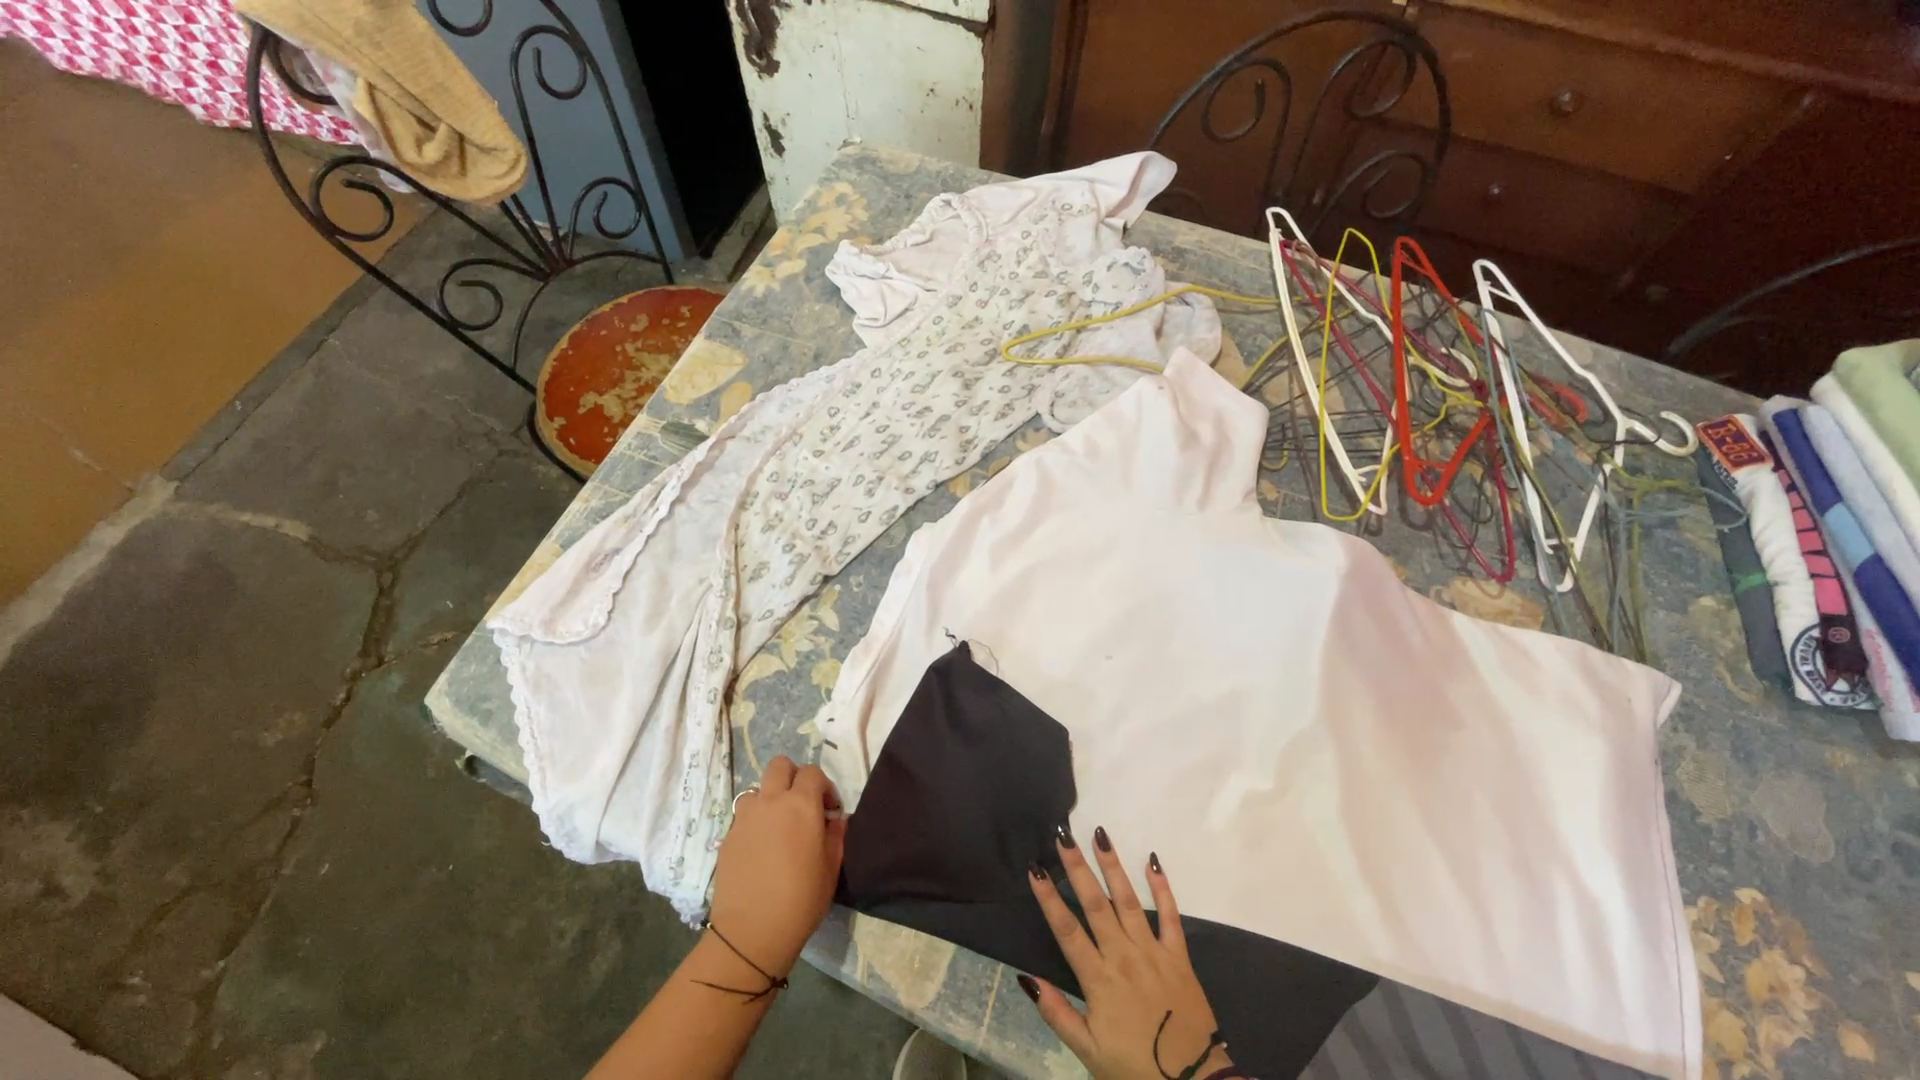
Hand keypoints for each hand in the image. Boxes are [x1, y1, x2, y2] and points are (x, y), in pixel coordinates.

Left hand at [707, 756, 846, 975]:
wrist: (752, 931)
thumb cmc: (801, 900)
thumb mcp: (831, 868)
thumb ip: (835, 835)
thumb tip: (833, 819)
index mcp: (801, 805)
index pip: (812, 772)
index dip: (824, 787)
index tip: (829, 810)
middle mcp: (770, 802)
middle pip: (780, 765)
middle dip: (794, 777)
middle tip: (802, 805)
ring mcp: (745, 817)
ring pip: (757, 789)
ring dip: (770, 798)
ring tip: (778, 826)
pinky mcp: (728, 836)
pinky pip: (743, 815)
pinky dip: (755, 821)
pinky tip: (761, 848)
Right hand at [1022, 826, 1231, 1079]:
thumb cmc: (1135, 1067)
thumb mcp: (1087, 1050)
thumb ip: (1057, 1013)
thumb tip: (1026, 978)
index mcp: (1098, 979)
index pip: (1066, 930)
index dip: (1049, 898)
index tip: (1034, 868)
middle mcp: (1123, 957)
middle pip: (1095, 905)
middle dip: (1077, 868)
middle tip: (1063, 836)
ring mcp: (1153, 953)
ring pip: (1128, 902)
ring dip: (1113, 867)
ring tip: (1100, 836)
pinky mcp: (1179, 956)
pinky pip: (1170, 916)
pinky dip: (1162, 888)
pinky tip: (1152, 862)